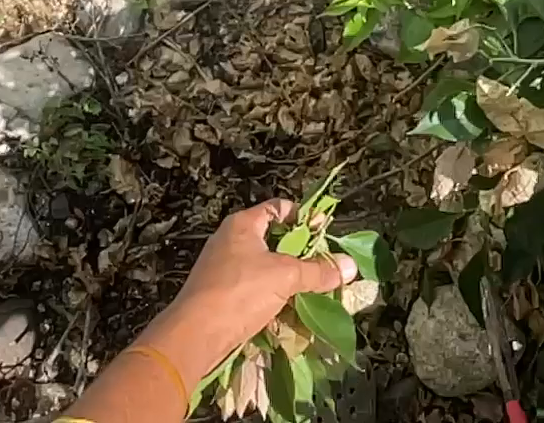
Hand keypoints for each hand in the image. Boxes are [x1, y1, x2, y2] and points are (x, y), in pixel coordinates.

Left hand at [138, 199, 358, 387]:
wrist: (194, 336)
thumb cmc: (239, 292)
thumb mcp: (285, 277)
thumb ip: (317, 271)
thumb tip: (349, 266)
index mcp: (243, 224)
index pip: (279, 208)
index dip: (303, 217)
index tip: (324, 231)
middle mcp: (231, 240)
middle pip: (273, 238)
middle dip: (298, 251)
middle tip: (322, 262)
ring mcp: (223, 268)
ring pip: (264, 266)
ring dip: (286, 277)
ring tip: (310, 288)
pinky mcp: (220, 294)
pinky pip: (253, 288)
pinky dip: (271, 295)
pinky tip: (287, 309)